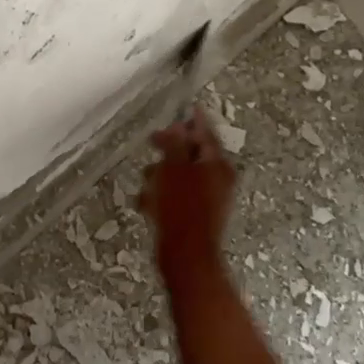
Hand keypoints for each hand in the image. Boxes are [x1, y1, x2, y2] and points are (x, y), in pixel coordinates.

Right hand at [138, 113, 237, 283]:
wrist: (186, 257)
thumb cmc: (180, 207)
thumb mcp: (174, 168)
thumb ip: (175, 144)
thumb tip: (178, 126)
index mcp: (217, 165)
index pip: (205, 133)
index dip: (193, 119)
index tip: (185, 106)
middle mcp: (217, 179)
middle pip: (191, 153)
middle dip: (170, 150)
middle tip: (152, 143)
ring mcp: (208, 199)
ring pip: (181, 175)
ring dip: (161, 174)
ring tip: (146, 184)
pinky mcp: (196, 215)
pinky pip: (177, 195)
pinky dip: (162, 195)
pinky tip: (147, 204)